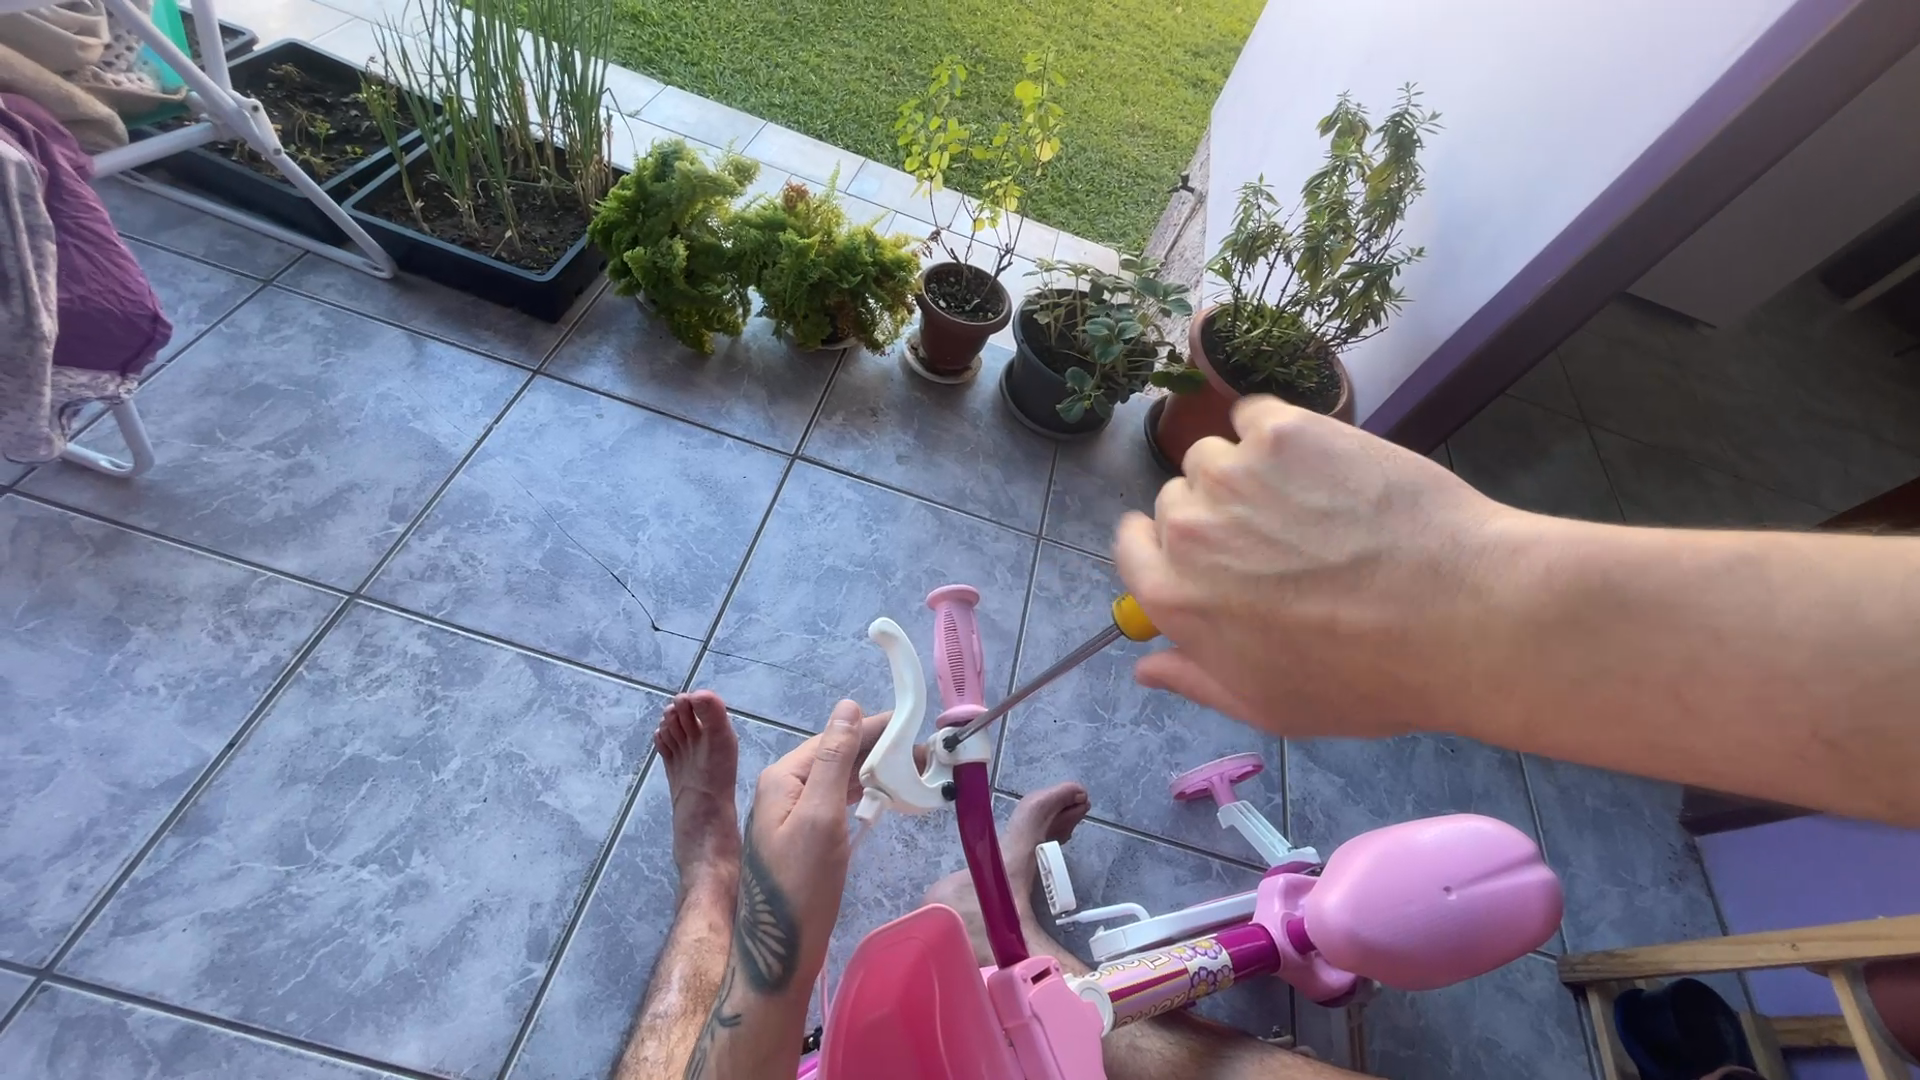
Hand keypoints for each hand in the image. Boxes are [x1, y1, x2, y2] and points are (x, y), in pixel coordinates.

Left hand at [684, 702, 890, 1079]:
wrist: (779, 954)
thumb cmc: (802, 883)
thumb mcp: (822, 815)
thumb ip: (836, 759)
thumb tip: (847, 706)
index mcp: (783, 776)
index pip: (834, 737)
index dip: (872, 728)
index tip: (912, 723)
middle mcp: (783, 788)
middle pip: (836, 755)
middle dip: (877, 749)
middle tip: (922, 751)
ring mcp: (791, 813)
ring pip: (838, 777)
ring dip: (872, 771)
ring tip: (911, 770)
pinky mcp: (803, 835)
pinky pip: (836, 800)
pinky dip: (861, 793)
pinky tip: (882, 795)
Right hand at [1114, 395, 1518, 737]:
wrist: (1464, 616)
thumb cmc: (1363, 678)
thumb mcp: (1266, 705)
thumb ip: (1193, 679)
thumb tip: (1143, 668)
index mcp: (1173, 594)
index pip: (1130, 545)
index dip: (1161, 546)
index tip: (1201, 552)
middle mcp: (1186, 528)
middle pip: (1175, 501)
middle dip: (1212, 516)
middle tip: (1276, 539)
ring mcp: (1232, 472)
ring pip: (1214, 457)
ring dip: (1245, 473)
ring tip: (1308, 499)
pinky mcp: (1284, 431)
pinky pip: (1254, 415)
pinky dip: (1277, 431)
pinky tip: (1319, 459)